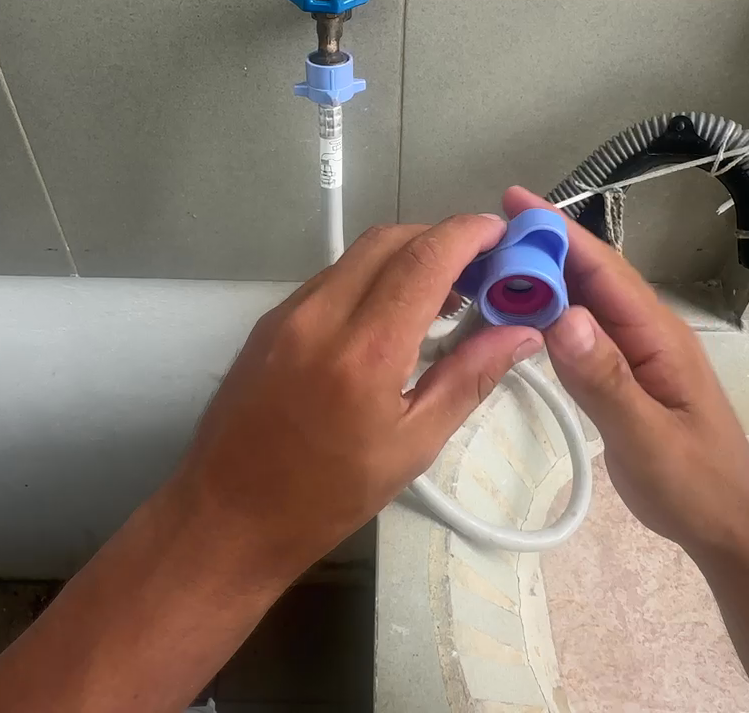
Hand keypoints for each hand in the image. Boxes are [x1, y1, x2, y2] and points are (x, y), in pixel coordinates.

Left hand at [171, 215, 545, 578]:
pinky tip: (390, 313)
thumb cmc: (327, 497)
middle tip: (478, 270)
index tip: (502, 234)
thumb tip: (522, 333)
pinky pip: (332, 276)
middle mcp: (321, 314)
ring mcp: (288, 311)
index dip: (469, 234)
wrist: (226, 516)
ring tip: (442, 294)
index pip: (425, 259)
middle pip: (390, 239)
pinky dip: (371, 276)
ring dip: (405, 255)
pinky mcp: (270, 318)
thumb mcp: (413, 446)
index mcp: (365, 351)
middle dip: (440, 238)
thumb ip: (469, 378)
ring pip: (358, 254)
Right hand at [501, 186, 748, 558]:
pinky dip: (549, 310)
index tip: (513, 201)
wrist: (730, 528)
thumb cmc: (696, 486)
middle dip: (543, 244)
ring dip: (543, 274)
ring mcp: (635, 350)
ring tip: (493, 259)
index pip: (602, 269)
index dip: (558, 232)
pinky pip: (582, 327)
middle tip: (486, 230)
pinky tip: (523, 310)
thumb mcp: (648, 439)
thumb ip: (605, 380)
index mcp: (657, 334)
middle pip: (591, 274)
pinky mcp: (623, 370)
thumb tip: (562, 316)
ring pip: (584, 298)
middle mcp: (646, 330)